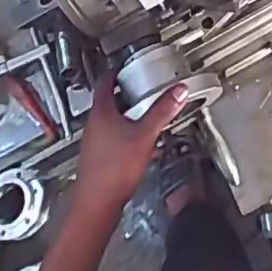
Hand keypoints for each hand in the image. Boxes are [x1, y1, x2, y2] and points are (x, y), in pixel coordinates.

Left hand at [75, 75, 186, 208]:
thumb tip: (177, 92)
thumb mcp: (145, 135)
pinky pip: (114, 138)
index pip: (105, 81)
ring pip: (112, 120)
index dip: (117, 70)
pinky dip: (128, 134)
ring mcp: (95, 142)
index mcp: (101, 112)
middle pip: (109, 100)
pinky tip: (143, 144)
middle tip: (143, 87)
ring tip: (146, 113)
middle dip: (127, 93)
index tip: (127, 65)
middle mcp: (94, 125)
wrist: (98, 205)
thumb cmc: (113, 170)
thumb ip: (162, 112)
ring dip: (128, 114)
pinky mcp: (100, 158)